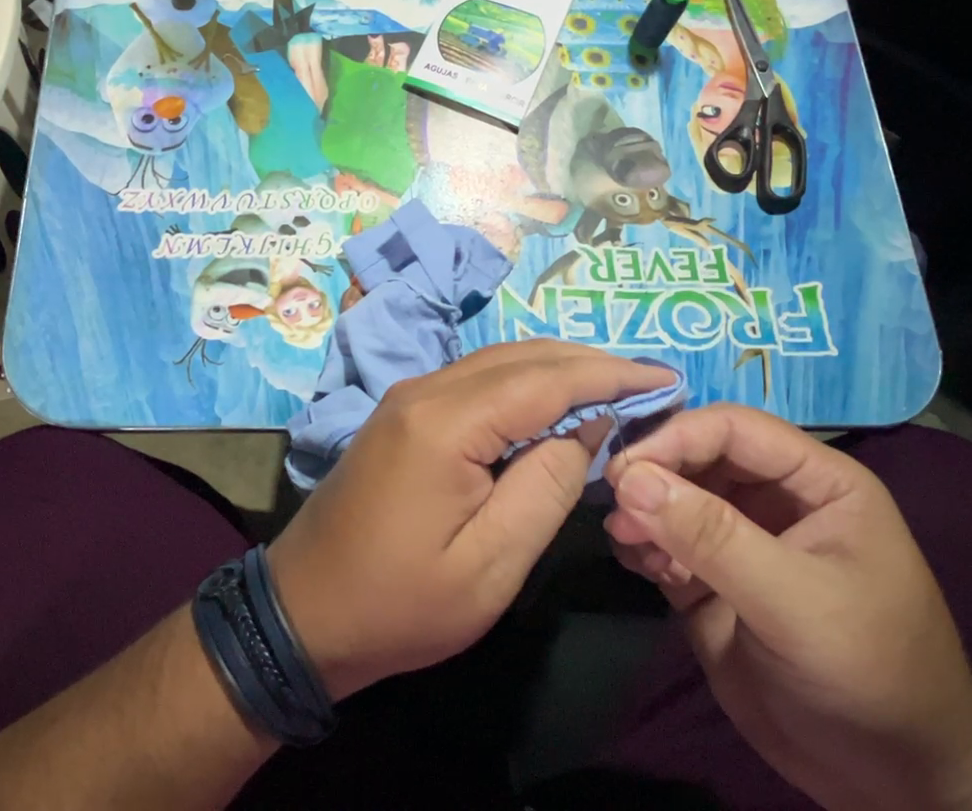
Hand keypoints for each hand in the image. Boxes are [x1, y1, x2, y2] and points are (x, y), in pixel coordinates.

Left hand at [268, 340, 673, 699]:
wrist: (303, 614)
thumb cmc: (400, 604)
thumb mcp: (491, 564)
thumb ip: (548, 487)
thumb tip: (589, 427)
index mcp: (445, 423)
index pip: (546, 378)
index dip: (611, 375)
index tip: (669, 381)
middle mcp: (423, 391)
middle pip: (522, 357)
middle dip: (590, 364)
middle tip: (650, 385)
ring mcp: (407, 399)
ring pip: (497, 363)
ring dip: (557, 371)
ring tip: (616, 391)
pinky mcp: (401, 416)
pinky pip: (475, 383)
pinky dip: (523, 385)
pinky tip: (553, 407)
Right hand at [602, 406, 971, 810]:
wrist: (888, 780)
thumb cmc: (866, 674)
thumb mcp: (794, 601)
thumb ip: (712, 536)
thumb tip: (629, 477)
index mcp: (819, 484)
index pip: (735, 429)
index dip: (676, 437)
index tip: (623, 470)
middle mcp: (777, 502)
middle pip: (697, 458)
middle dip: (654, 476)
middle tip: (614, 508)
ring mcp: (743, 544)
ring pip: (675, 500)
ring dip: (643, 514)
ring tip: (625, 544)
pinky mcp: (714, 585)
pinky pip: (666, 546)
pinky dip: (643, 548)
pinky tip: (637, 565)